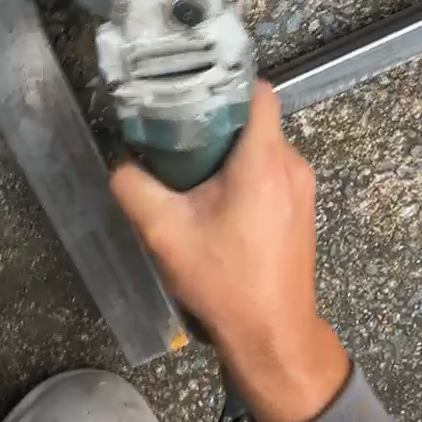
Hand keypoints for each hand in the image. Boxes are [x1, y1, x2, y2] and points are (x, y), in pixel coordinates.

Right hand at [110, 82, 349, 421]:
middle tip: (177, 134)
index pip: (257, 91)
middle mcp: (291, 166)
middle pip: (254, 117)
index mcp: (263, 162)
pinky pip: (273, 168)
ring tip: (192, 169)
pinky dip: (246, 170)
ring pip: (263, 143)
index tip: (190, 91)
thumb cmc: (224, 283)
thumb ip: (133, 187)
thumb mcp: (164, 233)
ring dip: (230, 149)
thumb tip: (119, 162)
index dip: (225, 83)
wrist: (274, 338)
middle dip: (217, 120)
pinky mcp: (302, 207)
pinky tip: (216, 198)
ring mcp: (302, 187)